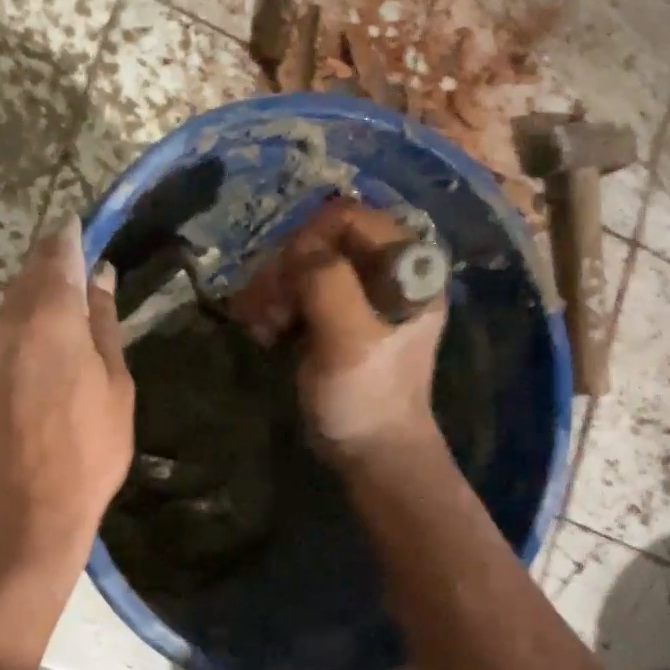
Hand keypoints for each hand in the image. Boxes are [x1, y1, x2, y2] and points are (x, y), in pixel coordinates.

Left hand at [0, 217, 134, 544]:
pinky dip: (16, 330)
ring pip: (8, 304)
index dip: (72, 237)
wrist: (27, 508)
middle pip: (28, 274)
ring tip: (63, 326)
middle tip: (81, 282)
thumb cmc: (88, 449)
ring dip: (33, 301)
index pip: (56, 251)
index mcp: (47, 313)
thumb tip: (98, 275)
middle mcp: (4, 319)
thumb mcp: (114, 383)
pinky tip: (37, 357)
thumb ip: (103, 322)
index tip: (85, 231)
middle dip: (53, 269)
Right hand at [230, 199, 445, 457]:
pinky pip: (292, 290)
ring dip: (270, 291)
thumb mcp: (350, 340)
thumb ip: (328, 284)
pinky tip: (262, 332)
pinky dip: (270, 306)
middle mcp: (384, 270)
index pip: (346, 217)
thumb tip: (296, 250)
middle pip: (317, 239)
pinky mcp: (331, 316)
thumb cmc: (367, 397)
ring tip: (261, 326)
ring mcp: (356, 294)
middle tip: (268, 313)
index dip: (306, 243)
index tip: (286, 285)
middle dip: (283, 271)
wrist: (370, 452)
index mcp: (408, 265)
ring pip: (298, 265)